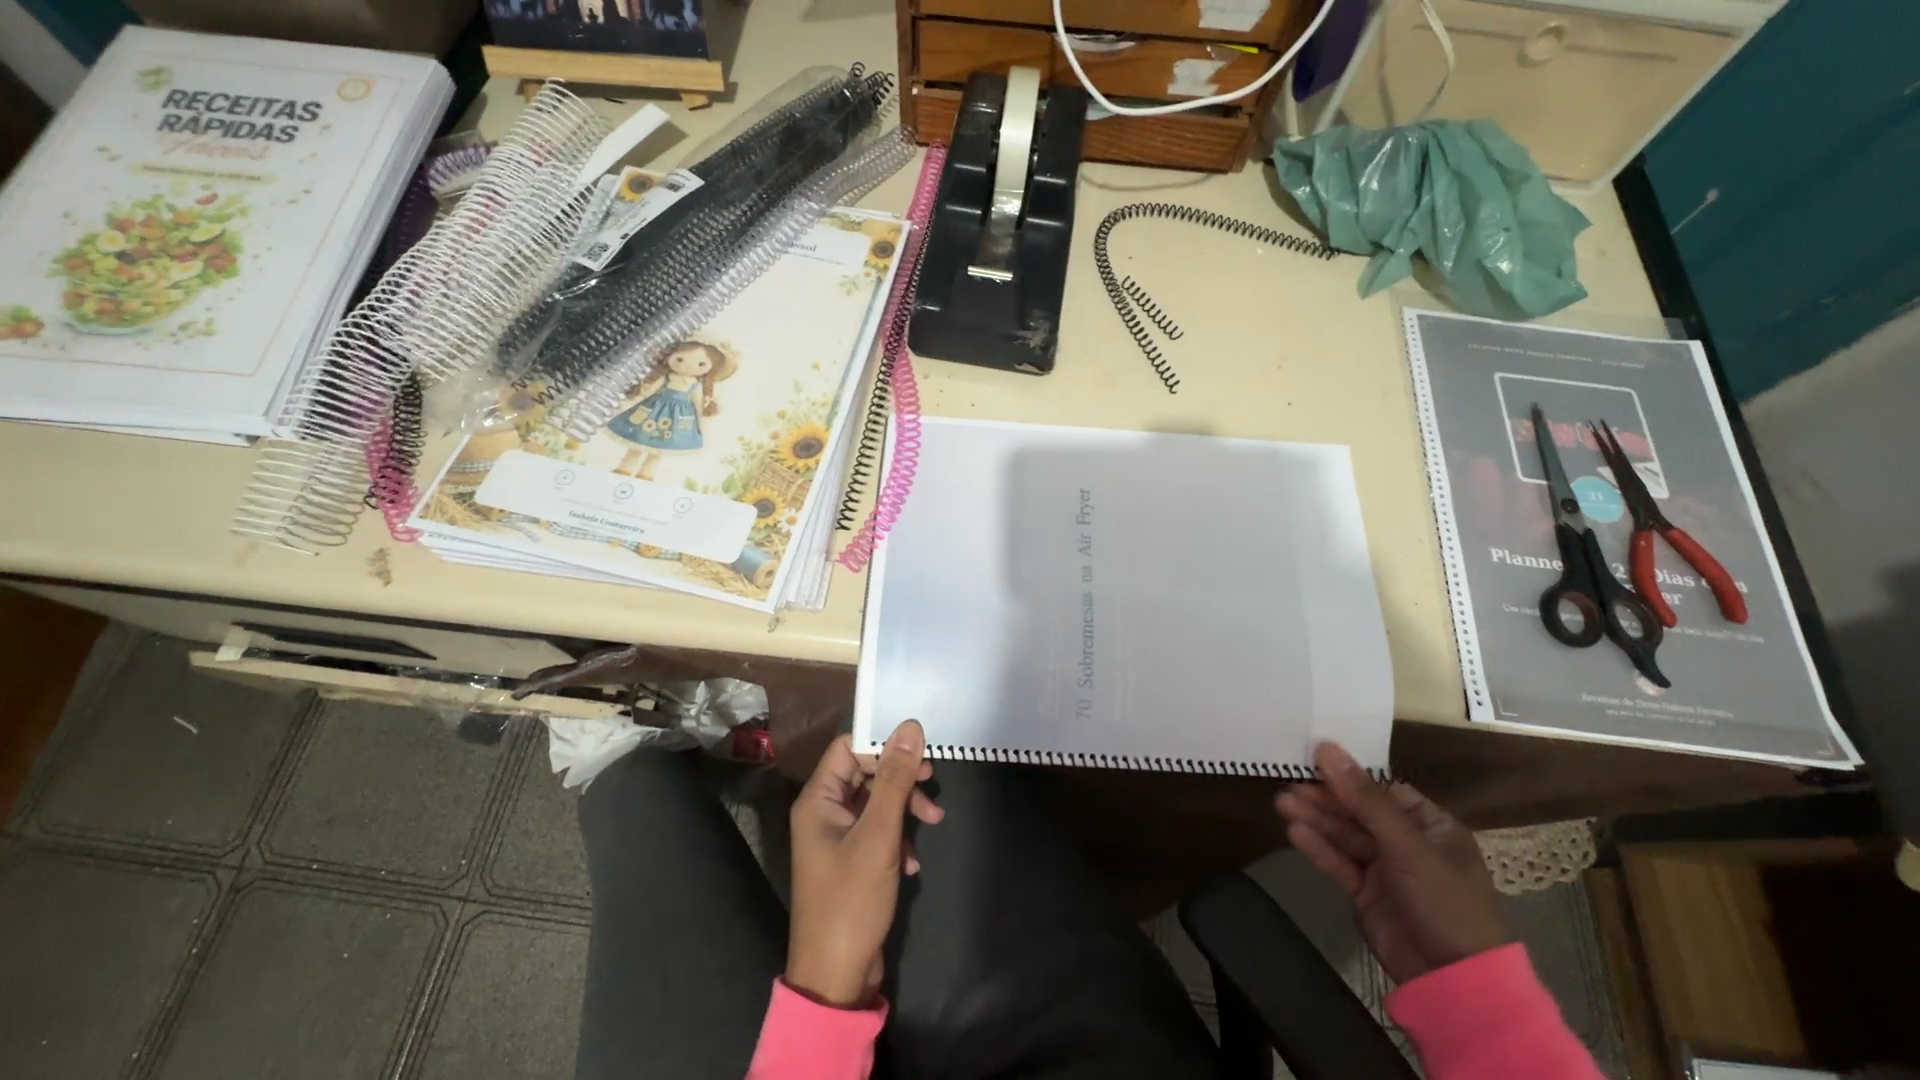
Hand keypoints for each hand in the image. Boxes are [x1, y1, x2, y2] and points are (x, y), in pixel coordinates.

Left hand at [786, 721, 942, 1007]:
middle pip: (865, 774)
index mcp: (818, 800)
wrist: (836, 974)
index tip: (920, 752)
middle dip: (900, 779)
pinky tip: (913, 862)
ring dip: (905, 809)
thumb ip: (894, 780)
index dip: (883, 744)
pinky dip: (898, 839)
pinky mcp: (851, 862)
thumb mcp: (879, 836)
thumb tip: (909, 727)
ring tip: (933, 823)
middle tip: (932, 786)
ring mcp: (837, 839)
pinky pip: (878, 833)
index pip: (849, 748)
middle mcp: (823, 813)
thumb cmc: (851, 899)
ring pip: (876, 804)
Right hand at [1275, 742, 1511, 983]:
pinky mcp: (1365, 893)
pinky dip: (1318, 848)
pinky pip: (1339, 863)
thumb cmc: (1444, 901)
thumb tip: (1329, 749)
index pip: (1383, 790)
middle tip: (1288, 784)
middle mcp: (1407, 842)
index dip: (1349, 775)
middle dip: (1325, 799)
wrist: (1453, 979)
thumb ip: (1365, 799)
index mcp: (1430, 825)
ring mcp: (1385, 869)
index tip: (1313, 759)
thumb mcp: (1407, 846)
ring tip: (1281, 803)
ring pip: (1345, 836)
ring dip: (1315, 820)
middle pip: (1359, 812)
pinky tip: (1295, 833)